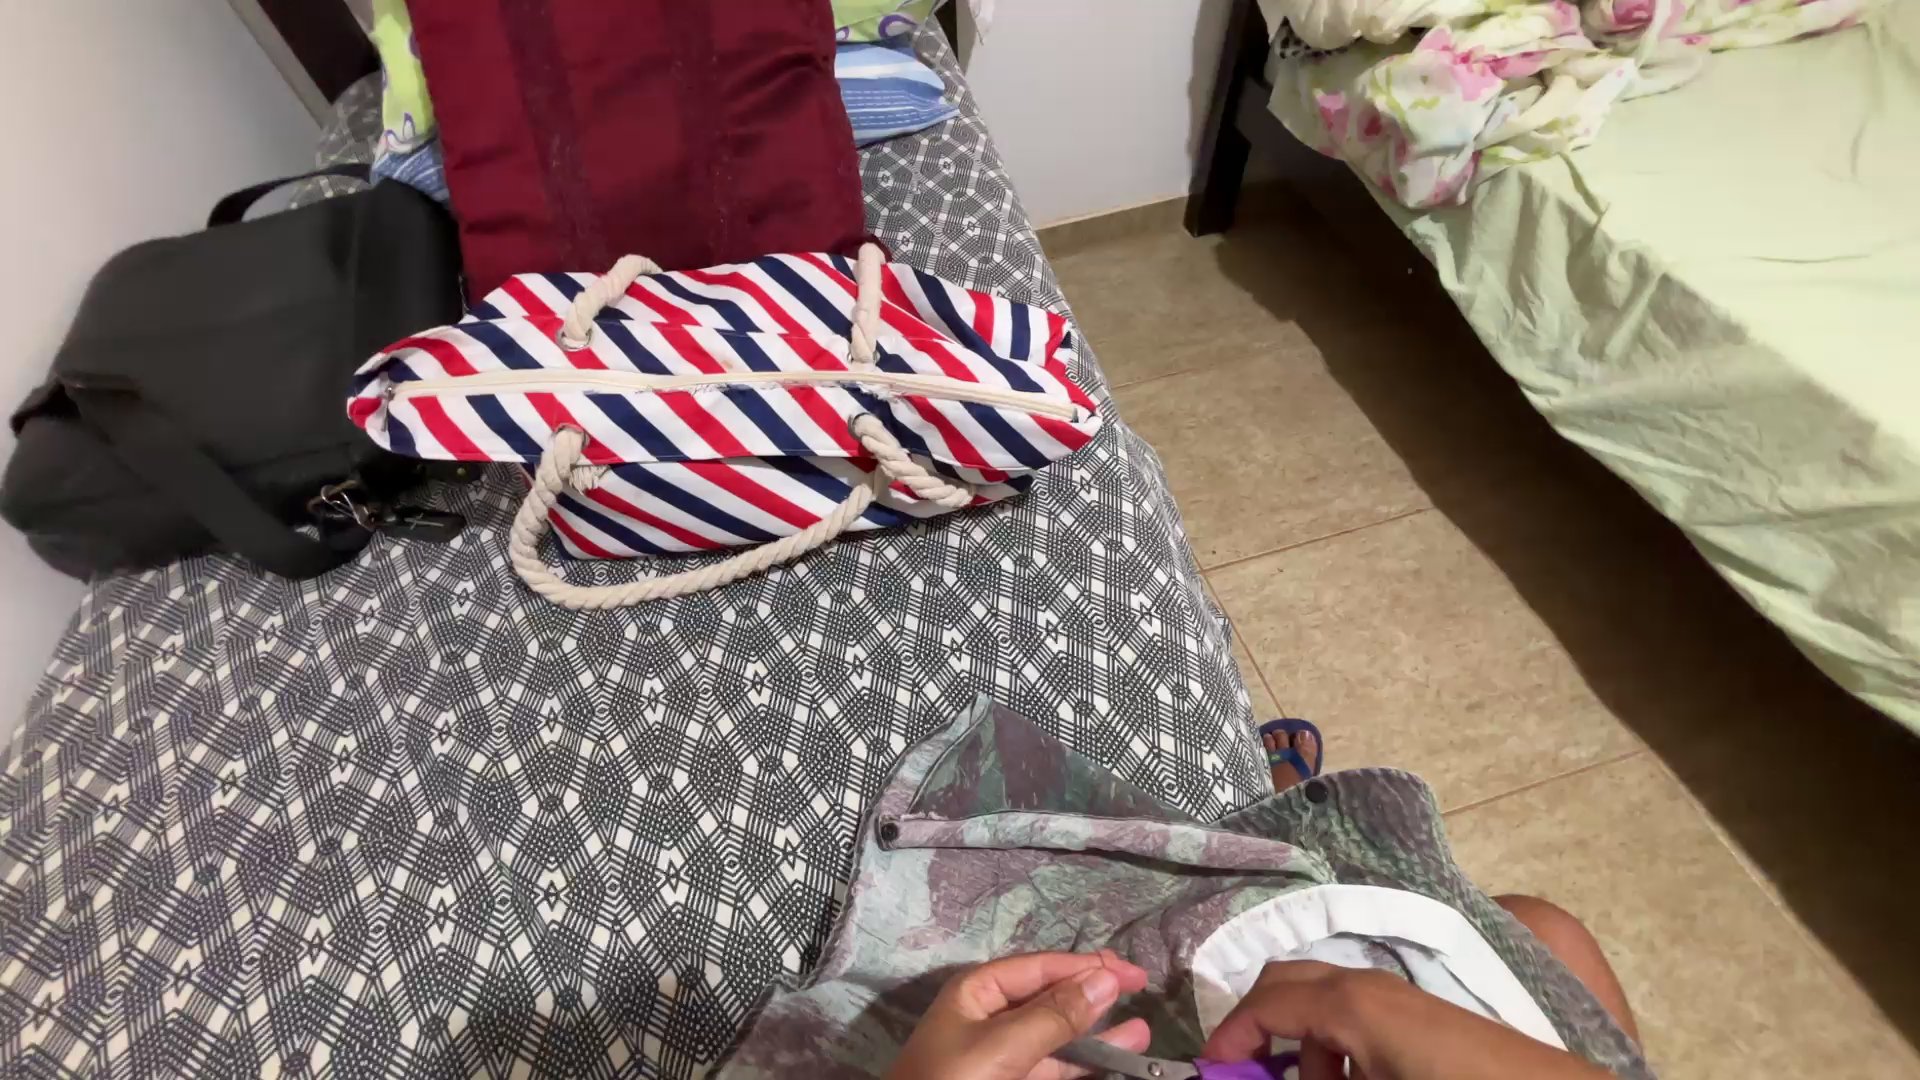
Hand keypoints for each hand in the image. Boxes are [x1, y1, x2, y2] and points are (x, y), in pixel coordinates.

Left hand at [885, 950, 1151, 1079]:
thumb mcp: (1001, 1047)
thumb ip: (1054, 1016)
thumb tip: (1104, 979)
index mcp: (978, 992)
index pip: (1040, 968)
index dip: (1085, 966)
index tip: (1131, 971)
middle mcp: (991, 1017)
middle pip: (1051, 997)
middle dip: (1093, 992)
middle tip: (1139, 986)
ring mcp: (1002, 1056)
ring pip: (1059, 1038)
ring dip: (1098, 1035)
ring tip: (1141, 1032)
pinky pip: (1055, 1070)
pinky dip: (1084, 1066)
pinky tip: (1113, 1063)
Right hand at [1202, 961, 1611, 1079]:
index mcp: (1349, 1003)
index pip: (1265, 1003)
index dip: (1231, 1036)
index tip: (1210, 1071)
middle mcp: (1363, 985)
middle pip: (1284, 984)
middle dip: (1258, 1028)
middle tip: (1247, 1074)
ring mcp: (1395, 996)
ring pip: (1320, 1004)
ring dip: (1304, 1049)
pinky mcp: (1420, 1016)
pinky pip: (1356, 1020)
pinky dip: (1340, 1052)